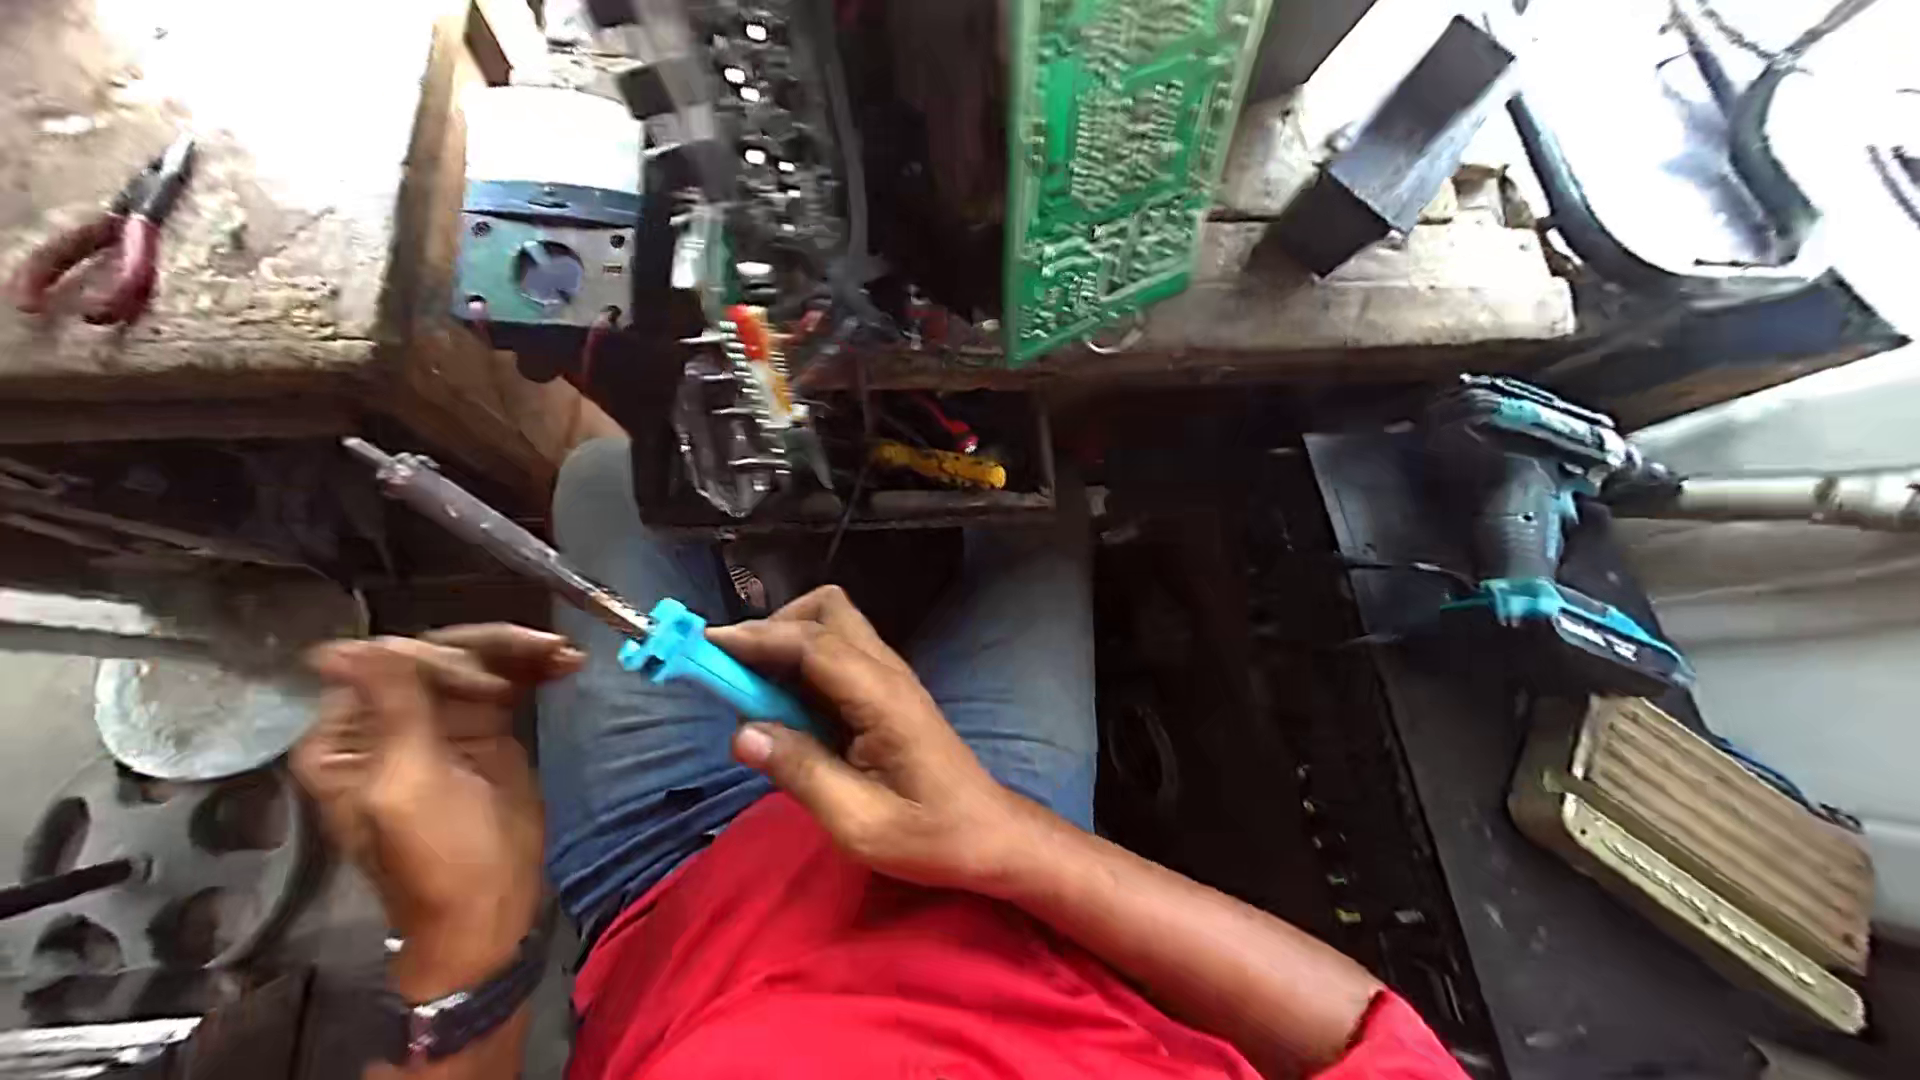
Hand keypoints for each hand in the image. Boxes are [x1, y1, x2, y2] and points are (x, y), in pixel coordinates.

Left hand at [294, 625, 580, 998]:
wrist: (490, 899)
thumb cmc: (439, 852)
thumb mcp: (410, 781)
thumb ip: (389, 710)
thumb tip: (341, 648)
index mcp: (350, 736)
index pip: (393, 665)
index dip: (446, 662)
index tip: (493, 688)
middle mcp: (391, 720)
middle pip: (442, 655)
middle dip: (494, 649)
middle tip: (546, 653)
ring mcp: (444, 722)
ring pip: (480, 662)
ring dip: (523, 652)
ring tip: (565, 654)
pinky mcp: (488, 727)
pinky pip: (509, 682)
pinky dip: (536, 669)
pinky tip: (567, 664)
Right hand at [707, 587, 1050, 895]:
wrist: (988, 834)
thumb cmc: (930, 835)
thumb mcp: (858, 822)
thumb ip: (800, 772)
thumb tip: (741, 732)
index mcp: (881, 697)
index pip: (813, 642)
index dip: (756, 638)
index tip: (705, 648)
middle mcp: (887, 671)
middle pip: (828, 610)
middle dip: (775, 628)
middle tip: (737, 675)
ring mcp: (890, 677)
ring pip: (833, 625)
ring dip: (787, 643)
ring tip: (754, 693)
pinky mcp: (886, 691)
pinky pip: (837, 656)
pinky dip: (802, 665)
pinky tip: (787, 708)